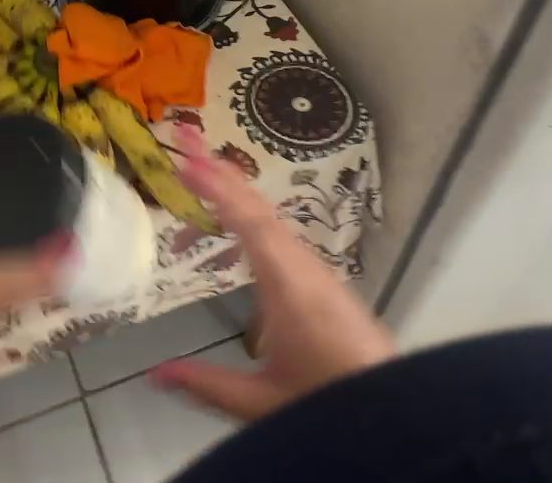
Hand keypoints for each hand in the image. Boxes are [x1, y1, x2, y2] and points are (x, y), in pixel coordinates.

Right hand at [149, 126, 395, 420]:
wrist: (398, 416)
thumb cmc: (329, 405)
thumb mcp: (262, 402)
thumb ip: (206, 383)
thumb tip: (153, 374)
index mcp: (289, 286)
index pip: (249, 223)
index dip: (216, 188)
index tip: (185, 160)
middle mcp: (304, 267)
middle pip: (258, 206)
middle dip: (219, 168)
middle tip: (184, 135)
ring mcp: (316, 270)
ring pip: (269, 216)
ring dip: (232, 188)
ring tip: (197, 166)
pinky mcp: (321, 281)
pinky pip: (279, 232)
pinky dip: (248, 212)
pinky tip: (231, 221)